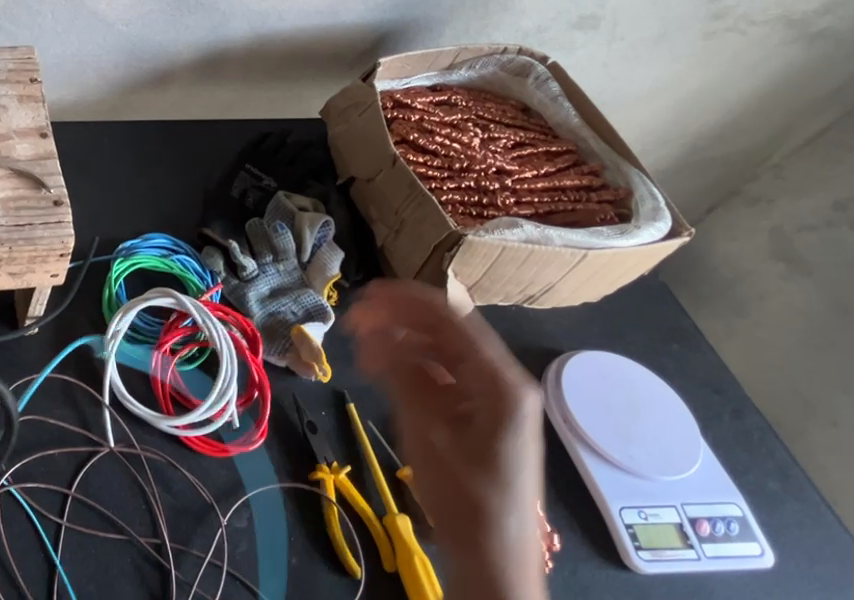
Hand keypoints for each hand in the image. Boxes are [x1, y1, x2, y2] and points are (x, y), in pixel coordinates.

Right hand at [345, 280, 548, 599]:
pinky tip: (377, 367)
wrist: (492, 557)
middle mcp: (501, 381)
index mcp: (501, 381)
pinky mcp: (476, 415)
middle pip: (445, 331)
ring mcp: (490, 398)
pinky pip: (439, 375)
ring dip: (399, 341)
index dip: (405, 301)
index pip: (451, 319)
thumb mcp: (426, 431)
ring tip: (359, 343)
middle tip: (353, 317)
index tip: (363, 296)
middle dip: (398, 319)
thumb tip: (375, 330)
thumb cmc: (464, 497)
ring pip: (439, 351)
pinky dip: (407, 365)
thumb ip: (402, 373)